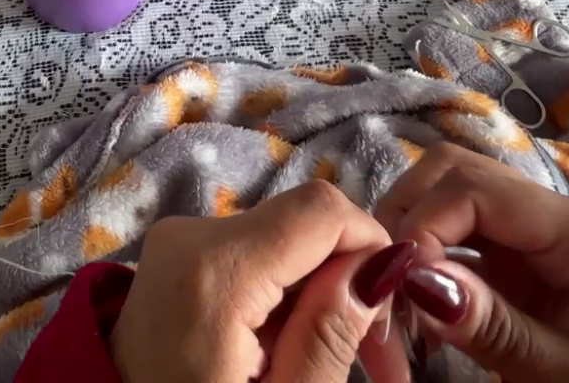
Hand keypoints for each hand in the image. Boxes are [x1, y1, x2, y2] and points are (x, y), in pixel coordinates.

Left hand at [109, 180, 417, 381]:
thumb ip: (328, 335)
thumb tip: (384, 264)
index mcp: (215, 269)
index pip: (320, 208)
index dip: (371, 245)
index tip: (391, 314)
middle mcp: (192, 232)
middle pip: (303, 221)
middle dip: (351, 276)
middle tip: (382, 360)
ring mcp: (179, 236)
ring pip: (284, 234)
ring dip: (322, 285)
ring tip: (339, 359)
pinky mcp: (177, 248)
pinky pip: (253, 248)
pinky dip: (285, 286)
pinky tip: (292, 343)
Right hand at [375, 144, 568, 382]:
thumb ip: (502, 331)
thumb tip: (411, 274)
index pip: (477, 187)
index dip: (421, 221)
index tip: (389, 282)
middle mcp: (560, 219)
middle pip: (457, 174)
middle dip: (406, 214)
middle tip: (379, 280)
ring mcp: (543, 242)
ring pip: (451, 200)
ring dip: (410, 234)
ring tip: (391, 294)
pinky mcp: (530, 271)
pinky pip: (463, 243)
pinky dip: (428, 262)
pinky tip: (416, 304)